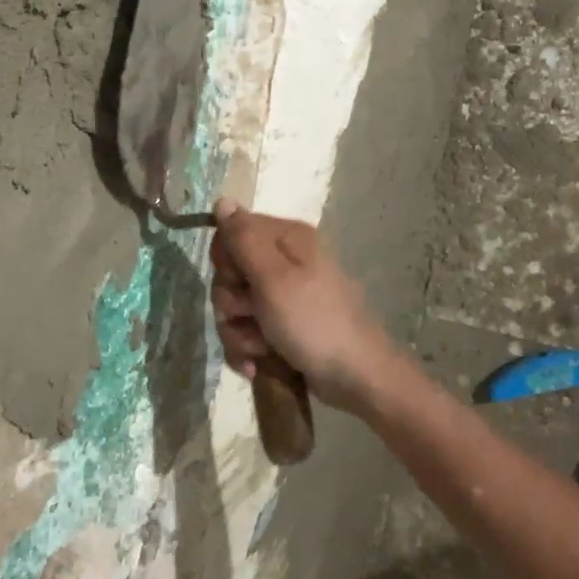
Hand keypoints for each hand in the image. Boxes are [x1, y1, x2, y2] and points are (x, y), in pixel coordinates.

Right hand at [208, 199, 401, 414]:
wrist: (356, 378)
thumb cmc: (314, 322)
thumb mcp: (274, 277)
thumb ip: (244, 239)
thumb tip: (222, 200)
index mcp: (285, 239)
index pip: (230, 234)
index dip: (226, 262)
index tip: (241, 281)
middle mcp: (283, 262)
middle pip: (228, 275)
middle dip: (231, 304)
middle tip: (253, 316)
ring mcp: (282, 297)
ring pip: (233, 309)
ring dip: (239, 333)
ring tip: (261, 348)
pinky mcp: (280, 328)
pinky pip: (245, 332)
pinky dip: (247, 350)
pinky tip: (258, 365)